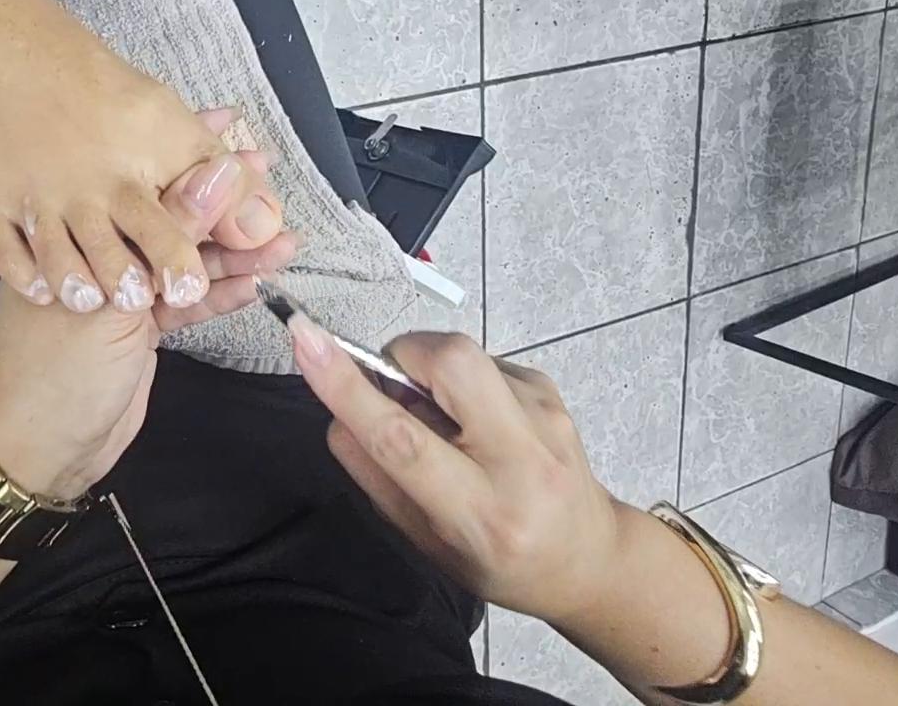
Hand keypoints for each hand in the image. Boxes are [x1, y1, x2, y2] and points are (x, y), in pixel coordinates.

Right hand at [0, 0, 283, 314]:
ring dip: (89, 291)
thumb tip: (264, 208)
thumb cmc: (71, 68)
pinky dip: (35, 280)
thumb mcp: (153, 108)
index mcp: (135, 153)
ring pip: (68, 273)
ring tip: (97, 299)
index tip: (188, 288)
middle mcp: (85, 182)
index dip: (187, 268)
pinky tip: (49, 287)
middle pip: (123, 260)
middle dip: (140, 289)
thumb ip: (202, 161)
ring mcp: (30, 197)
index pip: (176, 230)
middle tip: (146, 301)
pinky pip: (13, 264)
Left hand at [0, 153, 295, 500]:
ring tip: (284, 241)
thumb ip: (172, 233)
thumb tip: (218, 168)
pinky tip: (254, 282)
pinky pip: (187, 303)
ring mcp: (124, 295)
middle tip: (270, 186)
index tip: (233, 134)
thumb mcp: (121, 295)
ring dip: (235, 256)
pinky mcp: (141, 330)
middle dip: (225, 207)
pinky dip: (219, 295)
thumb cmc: (61, 368)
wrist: (43, 452)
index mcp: (80, 233)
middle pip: (173, 223)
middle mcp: (103, 257)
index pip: (146, 183)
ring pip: (187, 265)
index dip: (192, 159)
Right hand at [288, 322, 626, 626]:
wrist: (592, 558)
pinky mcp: (549, 388)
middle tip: (394, 390)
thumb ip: (370, 472)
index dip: (345, 385)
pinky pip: (477, 358)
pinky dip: (455, 378)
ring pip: (460, 352)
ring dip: (427, 371)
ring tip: (441, 418)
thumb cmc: (497, 560)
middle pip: (450, 364)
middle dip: (402, 357)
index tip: (305, 337)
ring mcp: (546, 417)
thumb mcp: (422, 539)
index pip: (401, 439)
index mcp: (481, 514)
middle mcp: (524, 461)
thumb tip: (332, 404)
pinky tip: (474, 419)